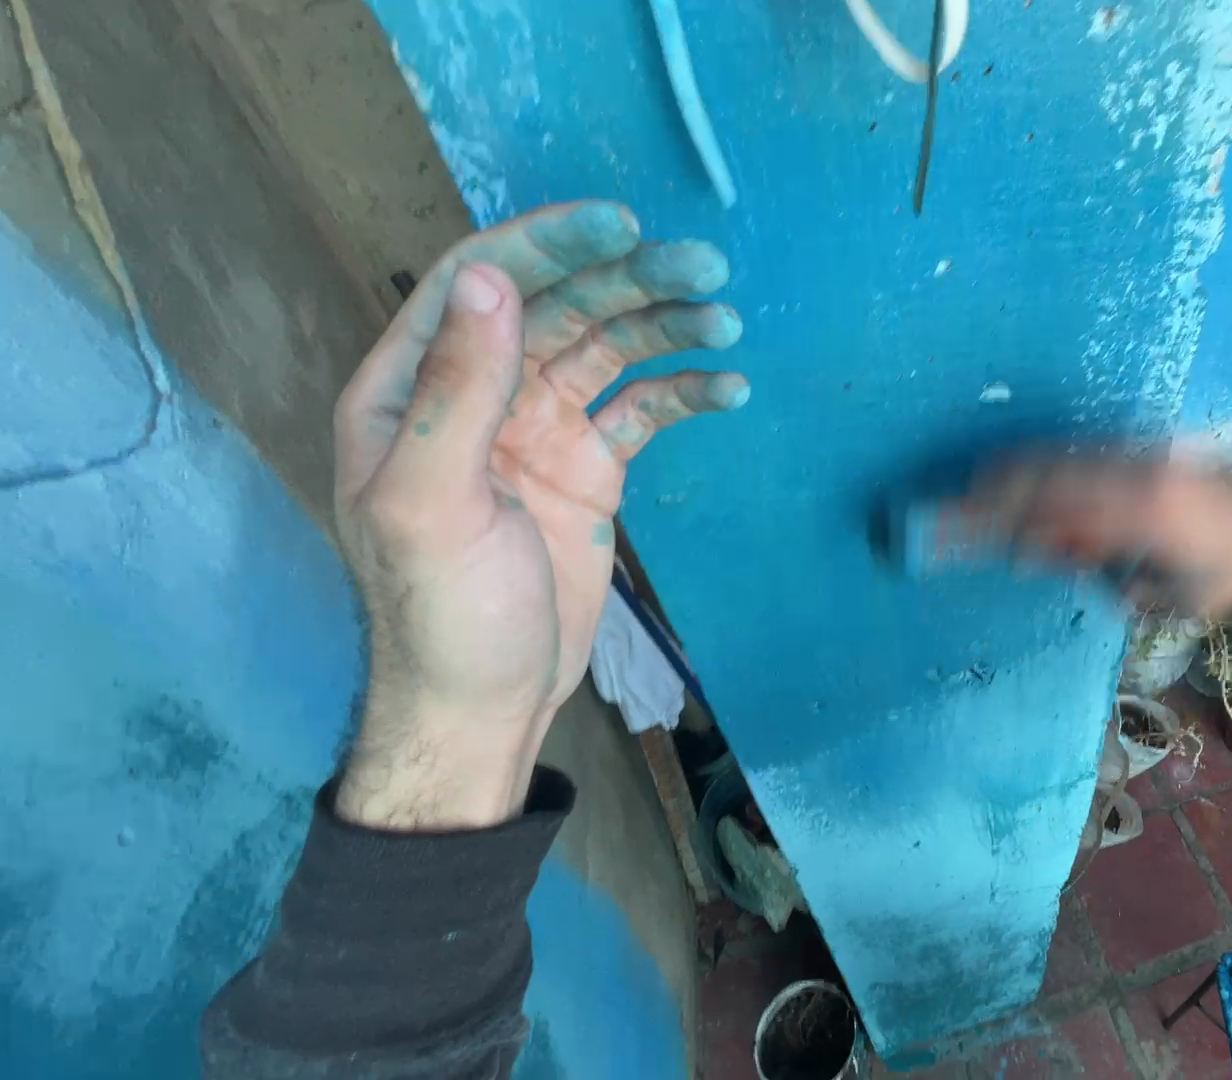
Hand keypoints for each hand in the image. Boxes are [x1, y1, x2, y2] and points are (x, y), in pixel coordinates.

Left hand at [331, 201, 745, 829]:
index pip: (485, 286)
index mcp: (417, 389)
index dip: (550, 246)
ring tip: (727, 321)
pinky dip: (685, 396)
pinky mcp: (593, 468)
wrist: (491, 698)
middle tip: (707, 267)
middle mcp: (484, 396)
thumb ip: (457, 391)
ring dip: (669, 333)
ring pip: (611, 357)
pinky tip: (729, 388)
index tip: (622, 225)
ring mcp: (544, 431)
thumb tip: (496, 280)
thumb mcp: (430, 503)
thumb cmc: (443, 612)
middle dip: (631, 284)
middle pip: (563, 313)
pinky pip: (644, 414)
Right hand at [954, 457, 1231, 616]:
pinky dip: (1061, 466)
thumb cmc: (1215, 587)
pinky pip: (1098, 454)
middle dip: (1004, 487)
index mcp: (1145, 511)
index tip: (970, 520)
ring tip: (989, 484)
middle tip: (963, 504)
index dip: (1009, 513)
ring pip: (1074, 456)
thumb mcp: (1155, 594)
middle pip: (1057, 473)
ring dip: (1028, 471)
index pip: (1059, 505)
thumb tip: (1034, 545)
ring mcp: (1154, 455)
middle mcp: (1146, 471)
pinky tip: (1038, 475)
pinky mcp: (1160, 451)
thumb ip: (1094, 564)